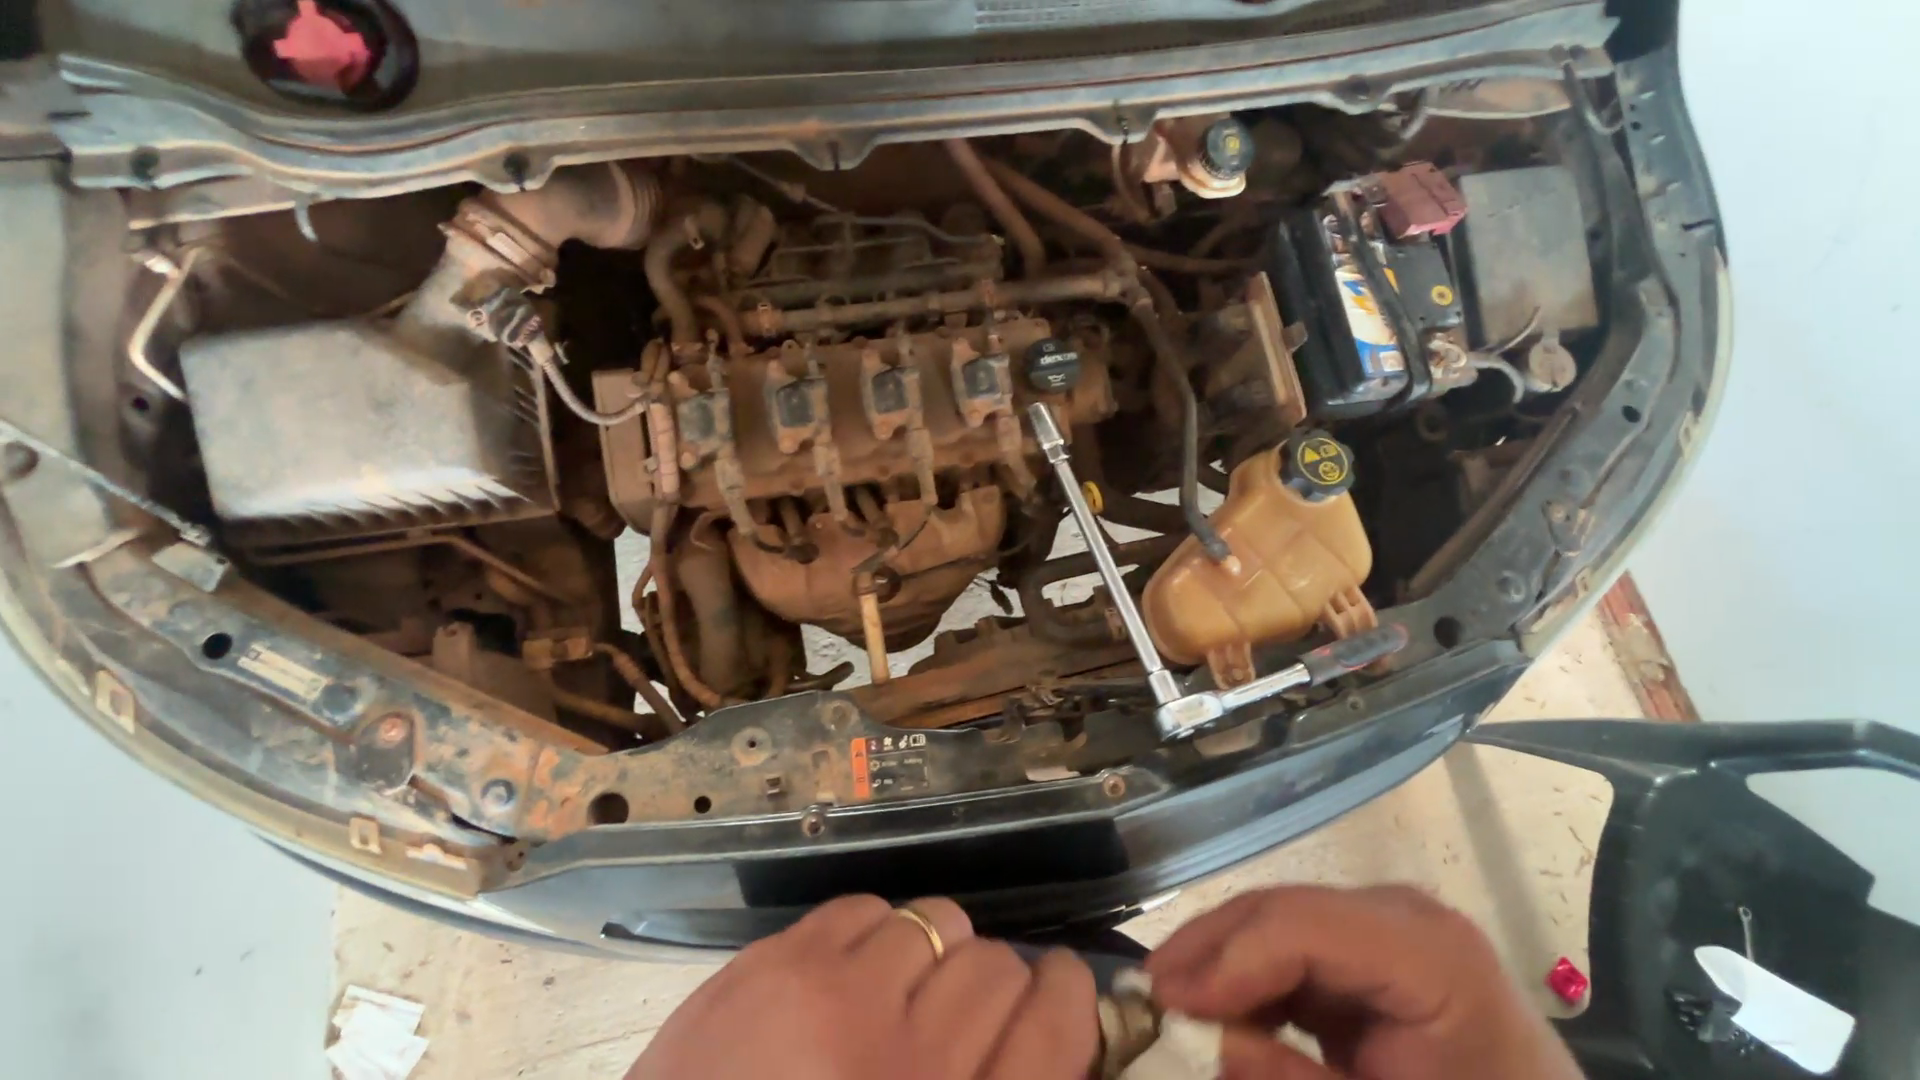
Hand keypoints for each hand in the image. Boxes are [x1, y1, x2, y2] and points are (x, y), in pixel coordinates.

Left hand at [627, 894, 1097, 1079]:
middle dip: (995, 978)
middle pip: (997, 966)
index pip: (1056, 1023)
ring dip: (934, 949)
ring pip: (937, 920)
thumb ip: (990, 1079)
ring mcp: (837, 1002)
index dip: (1067, 992)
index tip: (1058, 983)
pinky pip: (866, 906)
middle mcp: (908, 1058)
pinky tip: (852, 970)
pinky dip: (873, 932)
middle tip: (962, 1008)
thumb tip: (1041, 1022)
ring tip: (903, 985)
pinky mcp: (777, 963)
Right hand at [1145, 885, 1582, 1079]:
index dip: (1227, 958)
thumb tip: (1200, 1037)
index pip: (1303, 925)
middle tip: (1144, 998)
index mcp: (1430, 955)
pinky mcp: (1368, 943)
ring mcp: (1384, 922)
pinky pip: (1289, 944)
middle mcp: (1402, 915)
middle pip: (1278, 911)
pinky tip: (1214, 1004)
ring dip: (1217, 961)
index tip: (1165, 1002)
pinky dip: (1246, 974)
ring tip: (1166, 1002)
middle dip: (1206, 953)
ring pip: (1272, 921)